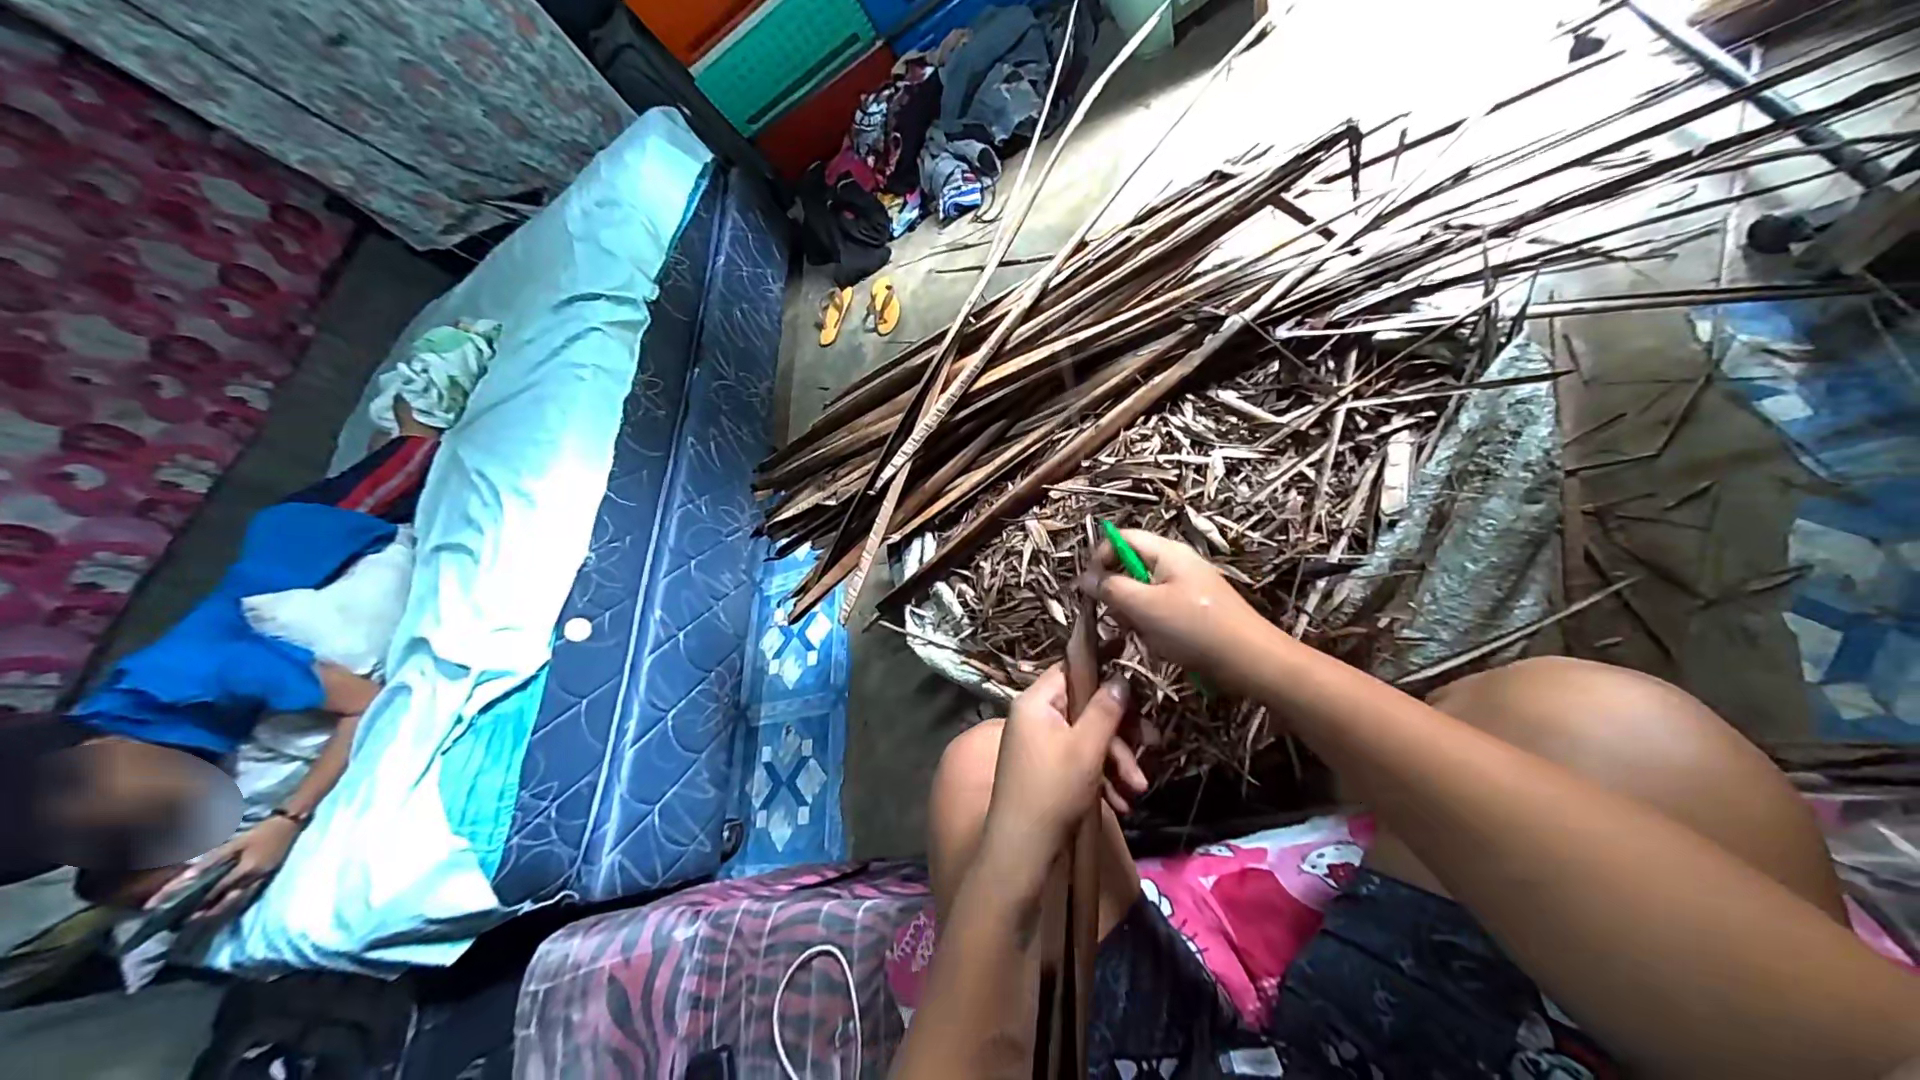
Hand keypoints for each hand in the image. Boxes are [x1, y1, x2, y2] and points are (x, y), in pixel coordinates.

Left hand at [146, 815, 300, 922]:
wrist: (291, 825)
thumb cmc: (261, 832)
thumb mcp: (236, 843)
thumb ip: (212, 861)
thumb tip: (186, 879)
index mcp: (243, 871)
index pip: (211, 892)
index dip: (190, 903)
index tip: (168, 914)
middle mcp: (251, 880)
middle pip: (224, 904)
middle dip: (203, 916)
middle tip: (182, 926)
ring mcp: (261, 881)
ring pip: (236, 904)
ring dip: (217, 915)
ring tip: (198, 924)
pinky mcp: (266, 879)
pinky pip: (246, 898)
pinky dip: (232, 907)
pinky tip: (224, 912)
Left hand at [979, 666, 1140, 883]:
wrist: (1023, 850)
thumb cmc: (1052, 790)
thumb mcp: (1086, 747)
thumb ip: (1106, 709)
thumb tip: (1120, 677)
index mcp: (1036, 702)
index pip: (1071, 670)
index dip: (1103, 675)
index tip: (1135, 689)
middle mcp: (1035, 717)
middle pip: (1085, 708)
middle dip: (1119, 734)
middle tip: (1148, 750)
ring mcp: (1040, 744)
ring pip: (1087, 738)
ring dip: (1116, 761)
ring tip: (1137, 789)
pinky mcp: (1047, 769)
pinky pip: (1079, 760)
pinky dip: (1101, 777)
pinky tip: (1121, 802)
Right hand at [1089, 529, 1273, 692]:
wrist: (1251, 661)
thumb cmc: (1195, 629)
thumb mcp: (1144, 607)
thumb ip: (1110, 589)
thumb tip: (1084, 579)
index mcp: (1167, 552)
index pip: (1122, 538)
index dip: (1100, 558)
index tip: (1091, 588)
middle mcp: (1177, 562)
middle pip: (1131, 565)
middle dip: (1118, 592)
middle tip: (1121, 617)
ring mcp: (1187, 586)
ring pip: (1143, 591)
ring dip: (1135, 613)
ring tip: (1144, 633)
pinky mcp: (1194, 609)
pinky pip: (1160, 609)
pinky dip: (1152, 624)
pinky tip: (1161, 642)